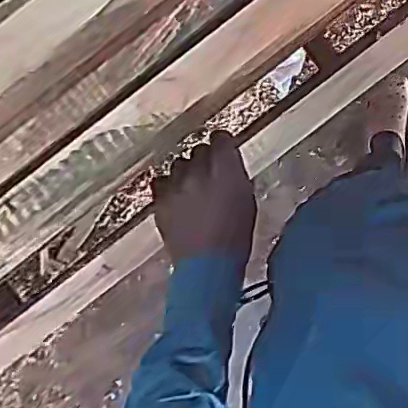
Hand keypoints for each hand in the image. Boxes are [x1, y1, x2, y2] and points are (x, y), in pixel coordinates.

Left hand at [151, 130, 257, 260]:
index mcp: (227, 171)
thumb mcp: (247, 201)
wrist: (206, 268)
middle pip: (199, 149)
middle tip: (210, 172)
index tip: (223, 147)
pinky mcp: (160, 201)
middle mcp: (199, 172)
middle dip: (205, 158)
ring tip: (192, 186)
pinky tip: (175, 196)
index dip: (222, 142)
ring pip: (179, 164)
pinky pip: (161, 181)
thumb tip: (228, 165)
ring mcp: (176, 186)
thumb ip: (236, 177)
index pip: (220, 139)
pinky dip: (168, 185)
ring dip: (186, 171)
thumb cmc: (235, 237)